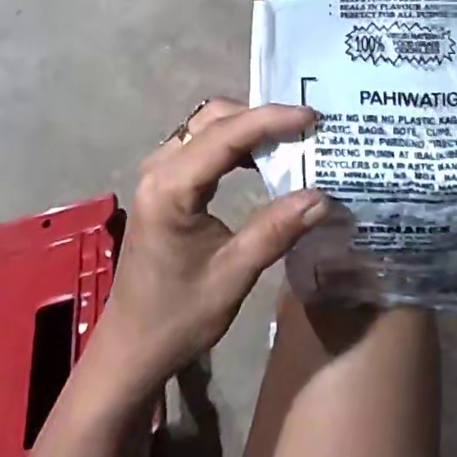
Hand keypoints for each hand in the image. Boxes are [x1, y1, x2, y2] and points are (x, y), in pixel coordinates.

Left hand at [91, 98, 327, 390]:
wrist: (134, 340)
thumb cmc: (180, 314)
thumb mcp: (233, 275)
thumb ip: (275, 231)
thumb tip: (321, 197)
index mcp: (170, 187)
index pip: (224, 135)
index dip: (269, 120)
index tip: (311, 115)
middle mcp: (158, 167)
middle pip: (211, 120)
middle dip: (259, 117)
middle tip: (305, 127)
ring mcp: (156, 171)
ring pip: (204, 127)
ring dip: (246, 127)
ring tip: (291, 138)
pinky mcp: (162, 181)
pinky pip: (198, 145)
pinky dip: (231, 143)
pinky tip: (260, 158)